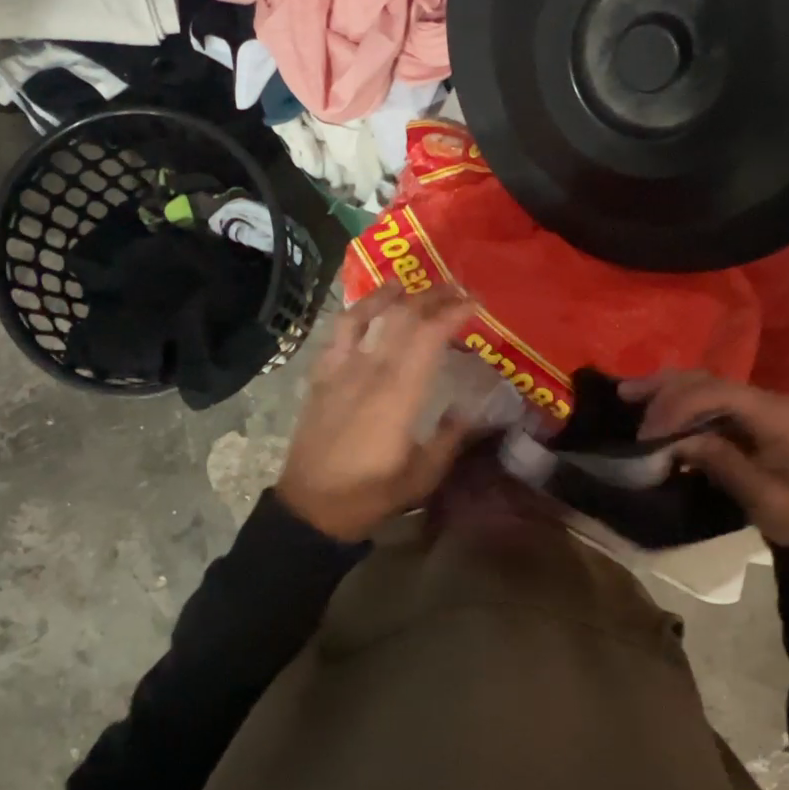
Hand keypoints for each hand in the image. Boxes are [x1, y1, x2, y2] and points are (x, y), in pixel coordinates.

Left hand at [275, 286, 478, 541]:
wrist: (312, 506)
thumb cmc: (372, 494)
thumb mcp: (423, 476)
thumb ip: (449, 439)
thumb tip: (469, 409)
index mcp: (399, 395)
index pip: (429, 337)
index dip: (454, 313)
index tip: (476, 304)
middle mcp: (369, 371)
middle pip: (402, 318)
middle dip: (432, 297)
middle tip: (457, 289)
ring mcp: (340, 370)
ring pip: (366, 316)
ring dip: (390, 295)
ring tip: (409, 283)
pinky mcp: (321, 376)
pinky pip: (337, 333)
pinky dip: (355, 313)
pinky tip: (365, 310)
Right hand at [625, 371, 788, 546]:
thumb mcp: (766, 498)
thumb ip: (724, 463)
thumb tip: (679, 441)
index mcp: (773, 415)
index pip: (715, 393)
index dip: (676, 407)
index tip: (647, 435)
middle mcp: (765, 401)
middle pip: (707, 380)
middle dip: (665, 389)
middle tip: (626, 400)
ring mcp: (758, 410)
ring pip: (706, 386)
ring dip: (668, 390)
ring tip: (630, 394)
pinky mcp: (750, 423)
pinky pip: (710, 403)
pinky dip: (680, 404)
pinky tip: (656, 412)